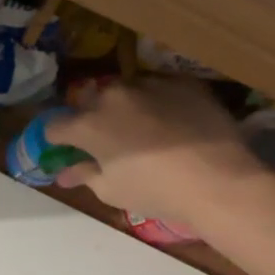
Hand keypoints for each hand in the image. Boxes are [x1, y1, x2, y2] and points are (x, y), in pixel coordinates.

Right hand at [50, 77, 261, 221]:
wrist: (218, 180)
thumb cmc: (155, 191)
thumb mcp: (111, 190)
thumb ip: (84, 175)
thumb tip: (64, 174)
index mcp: (88, 124)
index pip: (55, 125)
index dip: (58, 140)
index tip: (67, 151)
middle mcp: (113, 96)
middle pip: (90, 103)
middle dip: (92, 120)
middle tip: (107, 143)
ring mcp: (150, 85)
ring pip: (126, 93)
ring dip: (126, 109)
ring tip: (143, 131)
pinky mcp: (183, 83)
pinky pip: (160, 90)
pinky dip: (158, 104)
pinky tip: (173, 125)